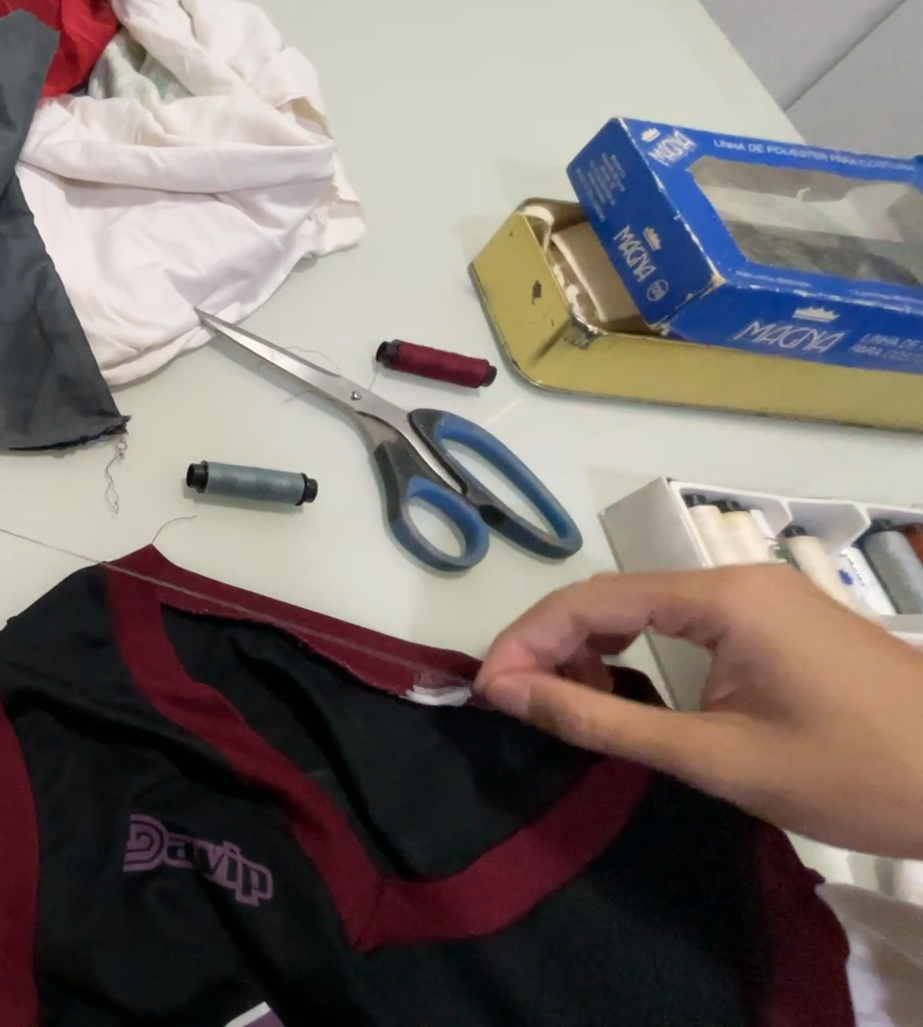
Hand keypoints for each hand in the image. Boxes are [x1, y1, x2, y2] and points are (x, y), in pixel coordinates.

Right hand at [475, 566, 922, 857]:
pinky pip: (669, 621)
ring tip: (561, 699)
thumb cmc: (869, 776)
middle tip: (514, 698)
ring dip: (583, 649)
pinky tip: (618, 688)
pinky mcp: (769, 622)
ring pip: (631, 609)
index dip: (524, 642)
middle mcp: (730, 582)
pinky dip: (626, 652)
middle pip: (603, 599)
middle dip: (547, 645)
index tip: (488, 689)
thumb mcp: (717, 758)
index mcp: (719, 599)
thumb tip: (502, 692)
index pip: (584, 603)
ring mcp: (754, 599)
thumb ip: (598, 719)